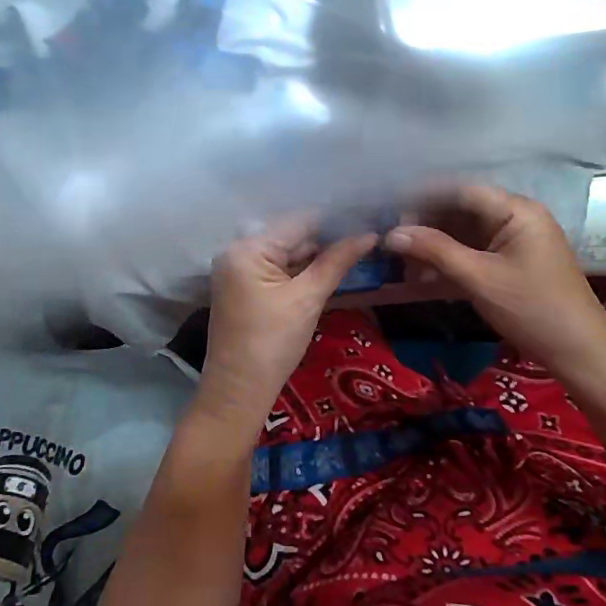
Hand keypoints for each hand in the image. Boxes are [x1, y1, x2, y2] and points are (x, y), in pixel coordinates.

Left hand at [200, 224, 377, 425]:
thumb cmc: (273, 343)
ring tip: (355, 245)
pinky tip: (328, 266)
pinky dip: (299, 269)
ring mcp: (237, 270)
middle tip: (365, 231)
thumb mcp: (308, 299)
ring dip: (314, 253)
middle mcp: (237, 251)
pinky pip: (275, 268)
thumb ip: (336, 262)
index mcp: (247, 249)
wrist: (239, 391)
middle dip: (325, 235)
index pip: (297, 222)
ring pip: (283, 252)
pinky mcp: (242, 287)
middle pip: (288, 235)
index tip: (365, 214)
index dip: (332, 219)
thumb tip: (368, 235)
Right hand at [384, 185, 605, 369]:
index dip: (423, 197)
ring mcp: (513, 242)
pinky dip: (447, 263)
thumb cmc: (532, 309)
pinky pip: (471, 253)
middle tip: (392, 244)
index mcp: (516, 210)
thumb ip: (435, 251)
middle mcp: (515, 218)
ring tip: (403, 266)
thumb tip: (391, 233)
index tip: (390, 211)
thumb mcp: (479, 278)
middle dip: (425, 226)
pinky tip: (422, 277)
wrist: (580, 353)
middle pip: (460, 210)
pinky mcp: (509, 264)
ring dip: (433, 247)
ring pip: (462, 234)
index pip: (461, 191)